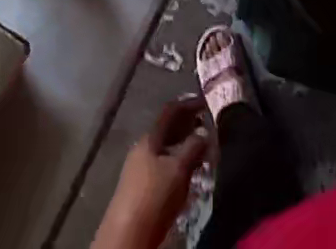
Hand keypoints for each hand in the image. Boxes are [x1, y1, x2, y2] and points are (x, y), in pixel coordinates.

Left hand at [91, 97, 210, 248]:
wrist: (127, 236)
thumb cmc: (154, 196)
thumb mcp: (178, 170)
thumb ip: (193, 148)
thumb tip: (204, 132)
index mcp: (150, 139)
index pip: (170, 111)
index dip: (188, 104)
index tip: (206, 100)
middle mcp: (143, 149)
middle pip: (167, 129)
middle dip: (188, 125)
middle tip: (208, 124)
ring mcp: (140, 169)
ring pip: (166, 148)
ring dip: (184, 145)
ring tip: (204, 149)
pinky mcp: (141, 188)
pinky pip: (163, 165)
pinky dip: (178, 162)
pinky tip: (190, 172)